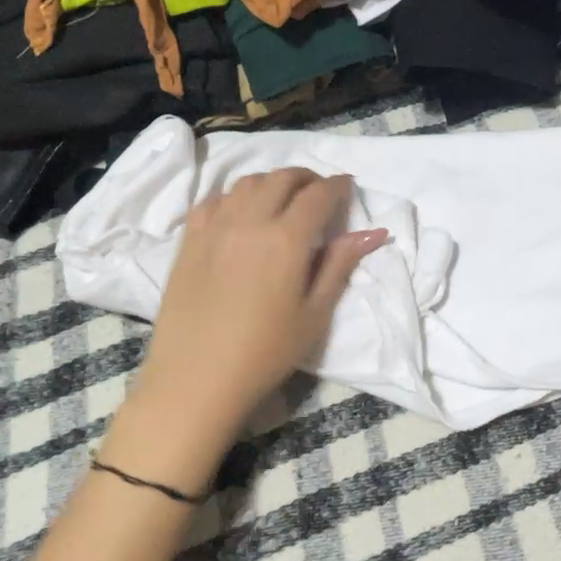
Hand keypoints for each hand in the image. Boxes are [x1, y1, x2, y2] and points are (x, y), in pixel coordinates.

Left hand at [103, 169, 385, 489]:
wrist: (195, 382)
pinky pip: (212, 201)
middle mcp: (249, 222)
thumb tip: (373, 232)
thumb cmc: (265, 354)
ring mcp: (214, 229)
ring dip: (272, 182)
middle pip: (282, 178)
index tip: (348, 187)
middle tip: (320, 192)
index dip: (338, 185)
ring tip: (283, 199)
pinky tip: (241, 213)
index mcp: (286, 239)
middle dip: (307, 178)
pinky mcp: (188, 242)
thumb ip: (340, 265)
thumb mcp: (315, 314)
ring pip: (247, 183)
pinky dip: (234, 196)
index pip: (319, 194)